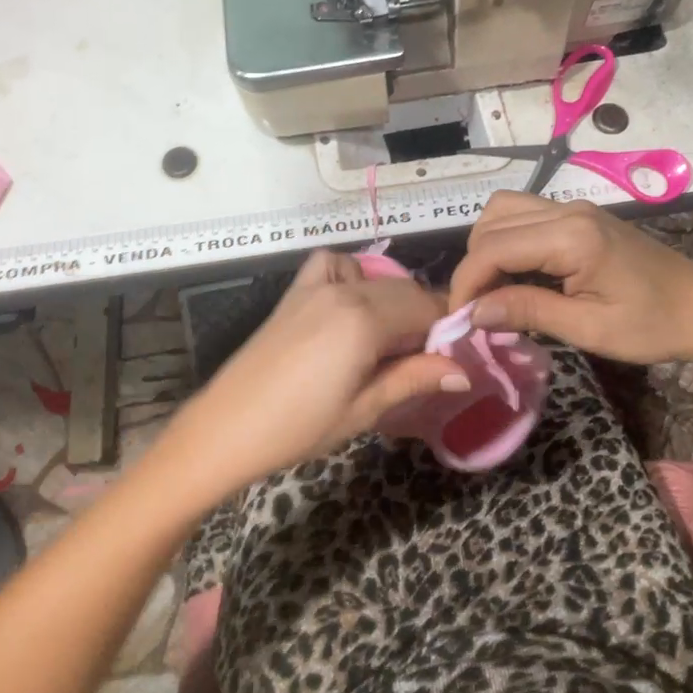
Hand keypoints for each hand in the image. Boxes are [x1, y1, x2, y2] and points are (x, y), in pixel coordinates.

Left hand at [170, 251, 468, 492]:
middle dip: (423, 318)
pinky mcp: (294, 292)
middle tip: (425, 359)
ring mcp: (315, 286)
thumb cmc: (299, 427)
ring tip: (388, 342)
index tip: (454, 356)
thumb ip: (414, 379)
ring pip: (374, 278)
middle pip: (405, 289)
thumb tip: (465, 370)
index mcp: (364, 318)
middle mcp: (343, 289)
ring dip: (392, 301)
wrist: (227, 427)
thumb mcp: (364, 409)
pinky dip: (351, 276)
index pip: (427, 308)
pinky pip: (333, 265)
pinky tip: (351, 306)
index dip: (447, 330)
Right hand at [448, 192, 692, 367]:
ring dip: (487, 248)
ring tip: (493, 291)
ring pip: (503, 212)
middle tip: (475, 310)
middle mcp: (568, 211)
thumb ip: (528, 312)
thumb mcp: (590, 329)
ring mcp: (574, 209)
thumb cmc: (654, 326)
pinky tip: (516, 276)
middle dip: (472, 266)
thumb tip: (473, 312)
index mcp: (572, 237)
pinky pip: (525, 216)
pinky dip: (507, 242)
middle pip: (491, 223)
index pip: (493, 248)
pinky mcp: (580, 216)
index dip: (466, 283)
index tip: (458, 321)